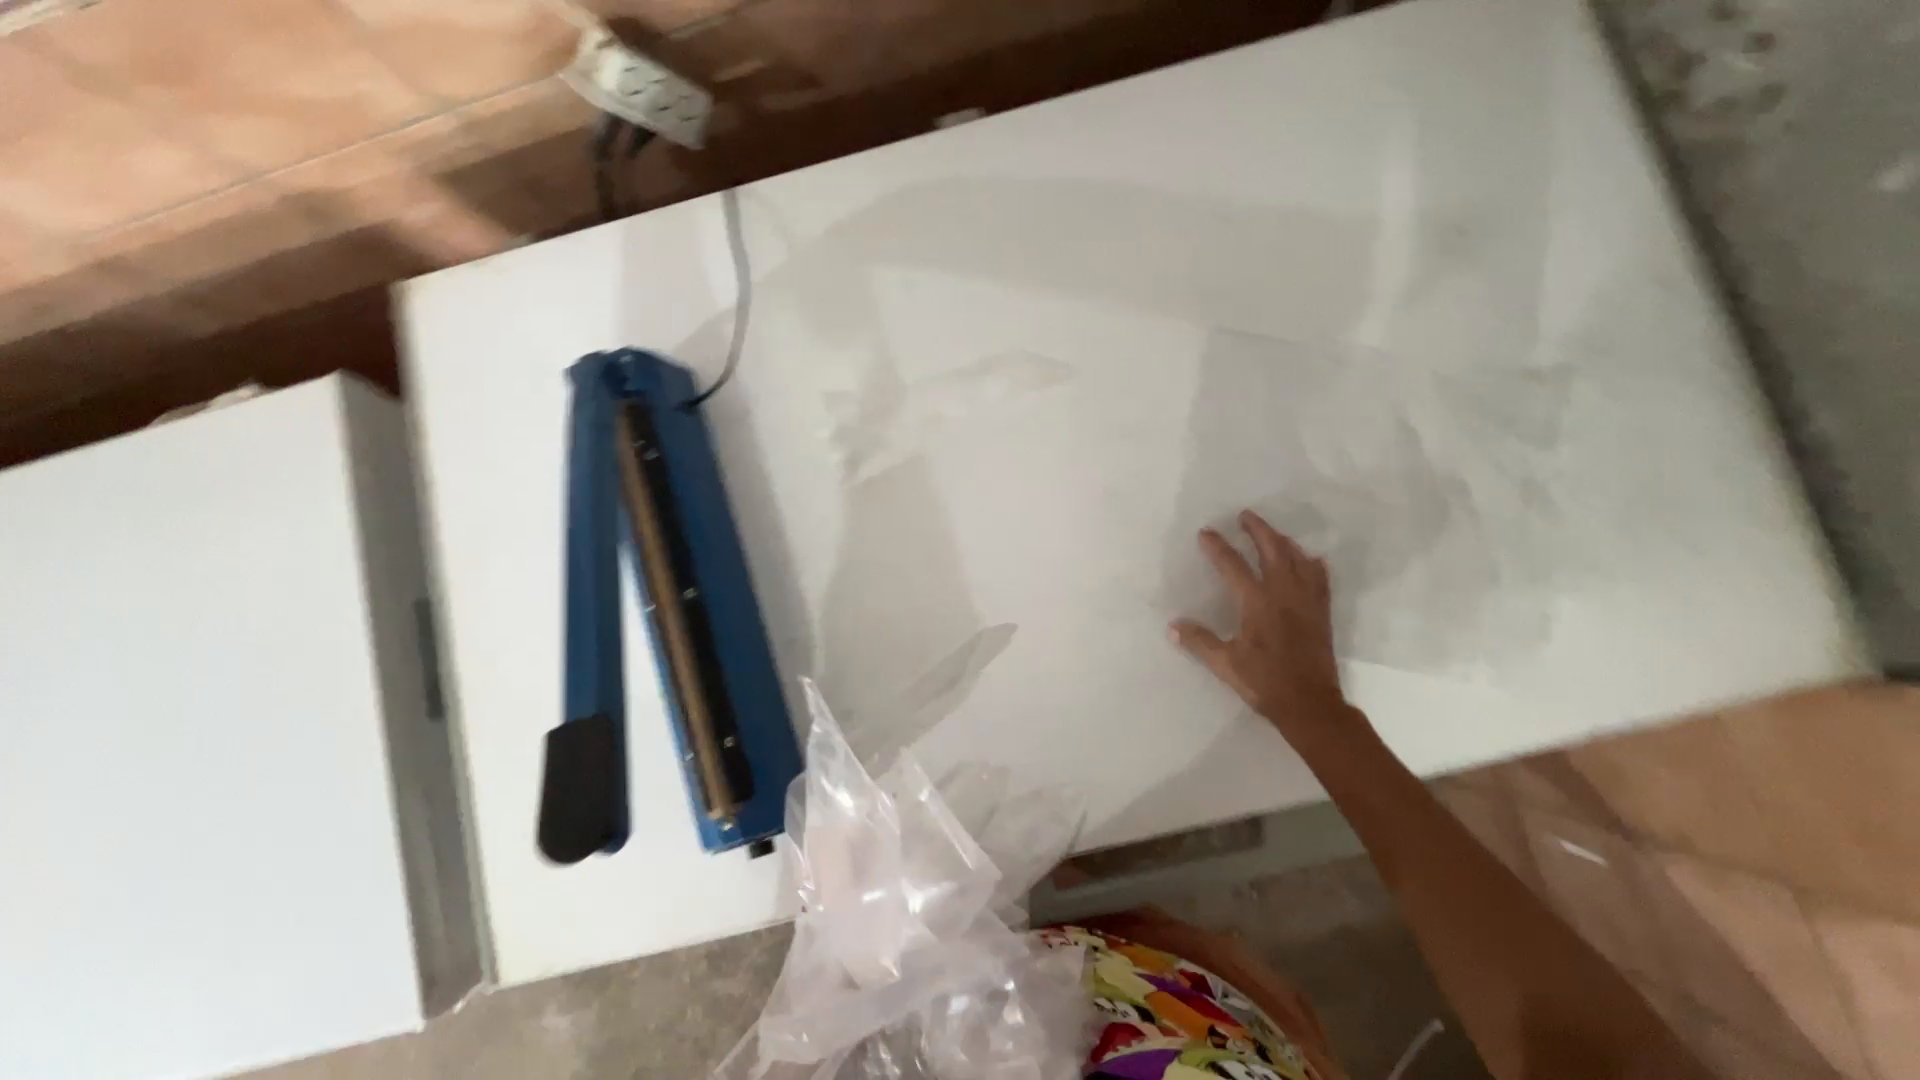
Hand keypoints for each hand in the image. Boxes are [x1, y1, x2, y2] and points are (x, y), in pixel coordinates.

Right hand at [1170, 510, 1353, 738]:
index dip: (1218, 547)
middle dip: (1258, 530)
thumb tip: (1173, 626)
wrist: (1310, 703)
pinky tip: (1310, 560)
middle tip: (1245, 516)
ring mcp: (1307, 601)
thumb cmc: (1265, 682)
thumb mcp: (1225, 664)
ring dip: (1283, 542)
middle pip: (1272, 550)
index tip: (1206, 532)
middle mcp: (1284, 594)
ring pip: (1297, 559)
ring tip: (1272, 534)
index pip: (1233, 566)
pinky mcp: (1322, 612)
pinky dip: (1312, 564)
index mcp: (1257, 603)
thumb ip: (1199, 641)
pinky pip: (1319, 579)